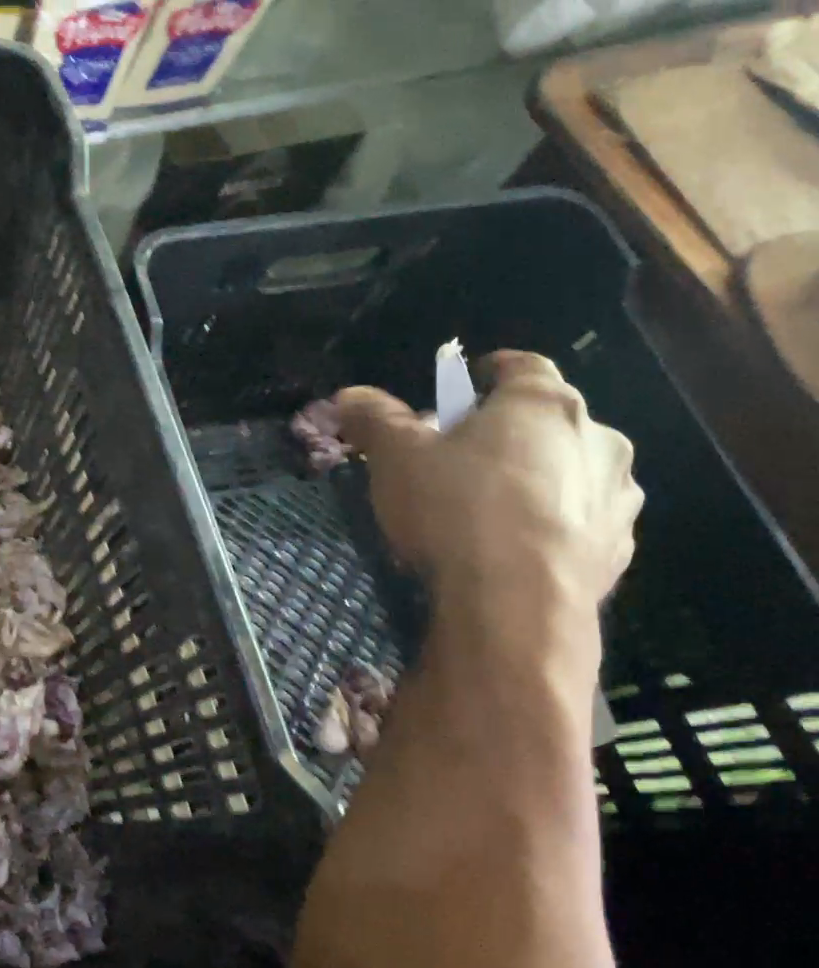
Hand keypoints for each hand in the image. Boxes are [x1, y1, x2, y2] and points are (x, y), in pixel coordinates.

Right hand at [335, 350, 642, 610]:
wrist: (516, 602)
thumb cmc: (455, 509)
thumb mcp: (395, 458)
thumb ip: (375, 420)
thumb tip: (349, 395)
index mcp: (542, 404)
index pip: (523, 365)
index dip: (490, 371)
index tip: (465, 386)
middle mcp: (597, 437)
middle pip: (548, 421)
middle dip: (508, 432)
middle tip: (461, 457)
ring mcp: (616, 494)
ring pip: (571, 472)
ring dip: (537, 480)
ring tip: (489, 510)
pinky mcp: (618, 546)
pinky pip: (580, 522)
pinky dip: (552, 526)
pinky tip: (513, 550)